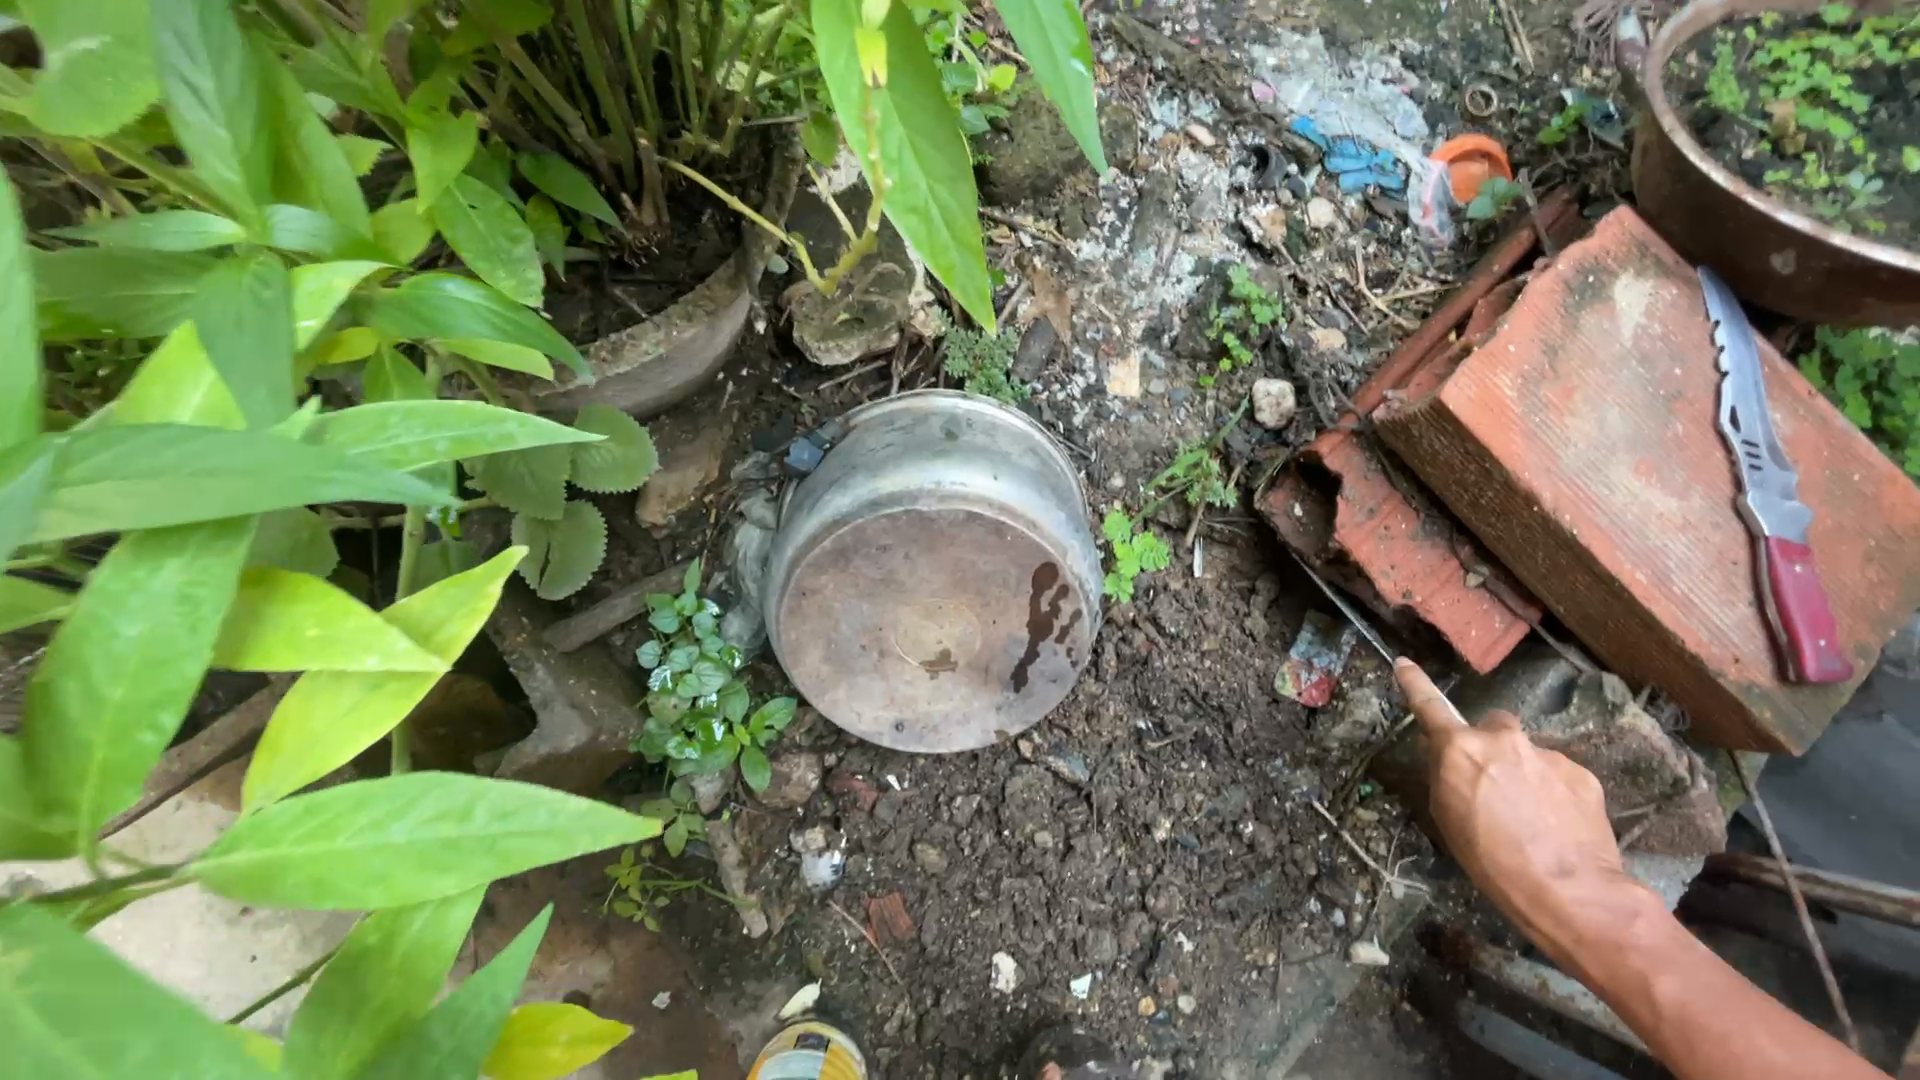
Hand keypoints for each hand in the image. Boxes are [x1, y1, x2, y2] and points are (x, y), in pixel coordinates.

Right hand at [1395, 657, 1656, 966]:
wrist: (1568, 889)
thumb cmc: (1489, 857)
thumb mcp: (1446, 815)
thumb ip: (1446, 775)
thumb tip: (1455, 762)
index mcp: (1458, 748)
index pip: (1428, 705)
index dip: (1413, 683)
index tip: (1404, 663)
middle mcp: (1502, 739)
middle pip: (1490, 726)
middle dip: (1489, 745)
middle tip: (1490, 781)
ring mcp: (1546, 754)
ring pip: (1526, 752)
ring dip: (1523, 772)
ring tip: (1530, 815)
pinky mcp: (1582, 774)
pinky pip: (1557, 774)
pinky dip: (1553, 791)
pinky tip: (1557, 824)